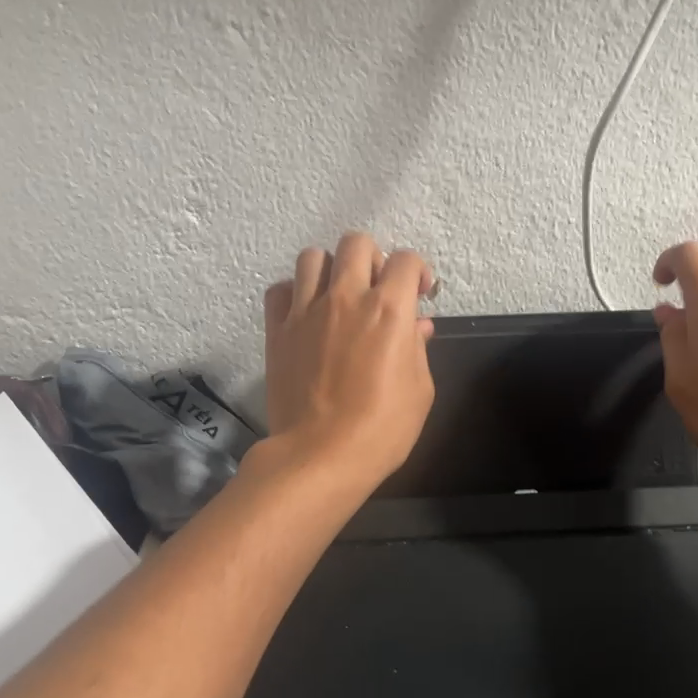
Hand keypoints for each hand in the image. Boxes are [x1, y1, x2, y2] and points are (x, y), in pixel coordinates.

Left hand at [260, 233, 435, 487]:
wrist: (321, 455)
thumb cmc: (382, 429)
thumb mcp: (420, 390)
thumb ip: (417, 349)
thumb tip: (416, 328)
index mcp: (388, 310)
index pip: (405, 260)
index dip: (417, 271)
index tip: (419, 294)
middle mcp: (346, 297)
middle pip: (356, 243)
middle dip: (374, 258)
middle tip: (378, 290)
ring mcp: (306, 311)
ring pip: (313, 256)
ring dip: (331, 269)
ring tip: (339, 295)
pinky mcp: (277, 330)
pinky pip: (280, 289)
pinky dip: (294, 292)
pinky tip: (305, 312)